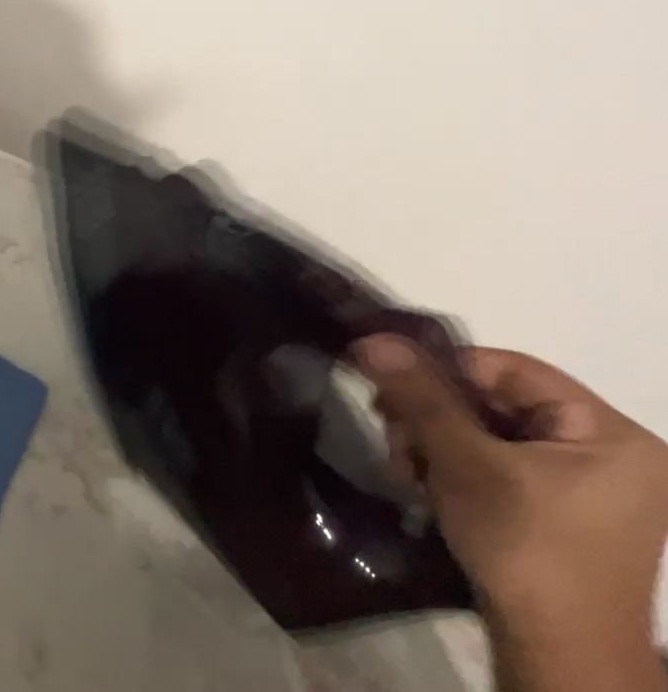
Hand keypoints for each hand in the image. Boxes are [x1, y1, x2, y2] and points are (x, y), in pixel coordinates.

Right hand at [355, 335, 667, 690]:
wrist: (556, 643)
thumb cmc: (524, 542)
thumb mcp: (463, 462)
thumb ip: (420, 396)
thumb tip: (372, 339)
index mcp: (610, 434)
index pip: (510, 370)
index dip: (443, 371)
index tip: (387, 387)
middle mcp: (609, 453)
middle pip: (496, 403)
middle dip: (433, 417)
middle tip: (394, 439)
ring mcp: (586, 485)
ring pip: (488, 434)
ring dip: (434, 444)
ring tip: (406, 471)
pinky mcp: (560, 511)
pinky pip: (497, 465)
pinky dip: (454, 468)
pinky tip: (425, 486)